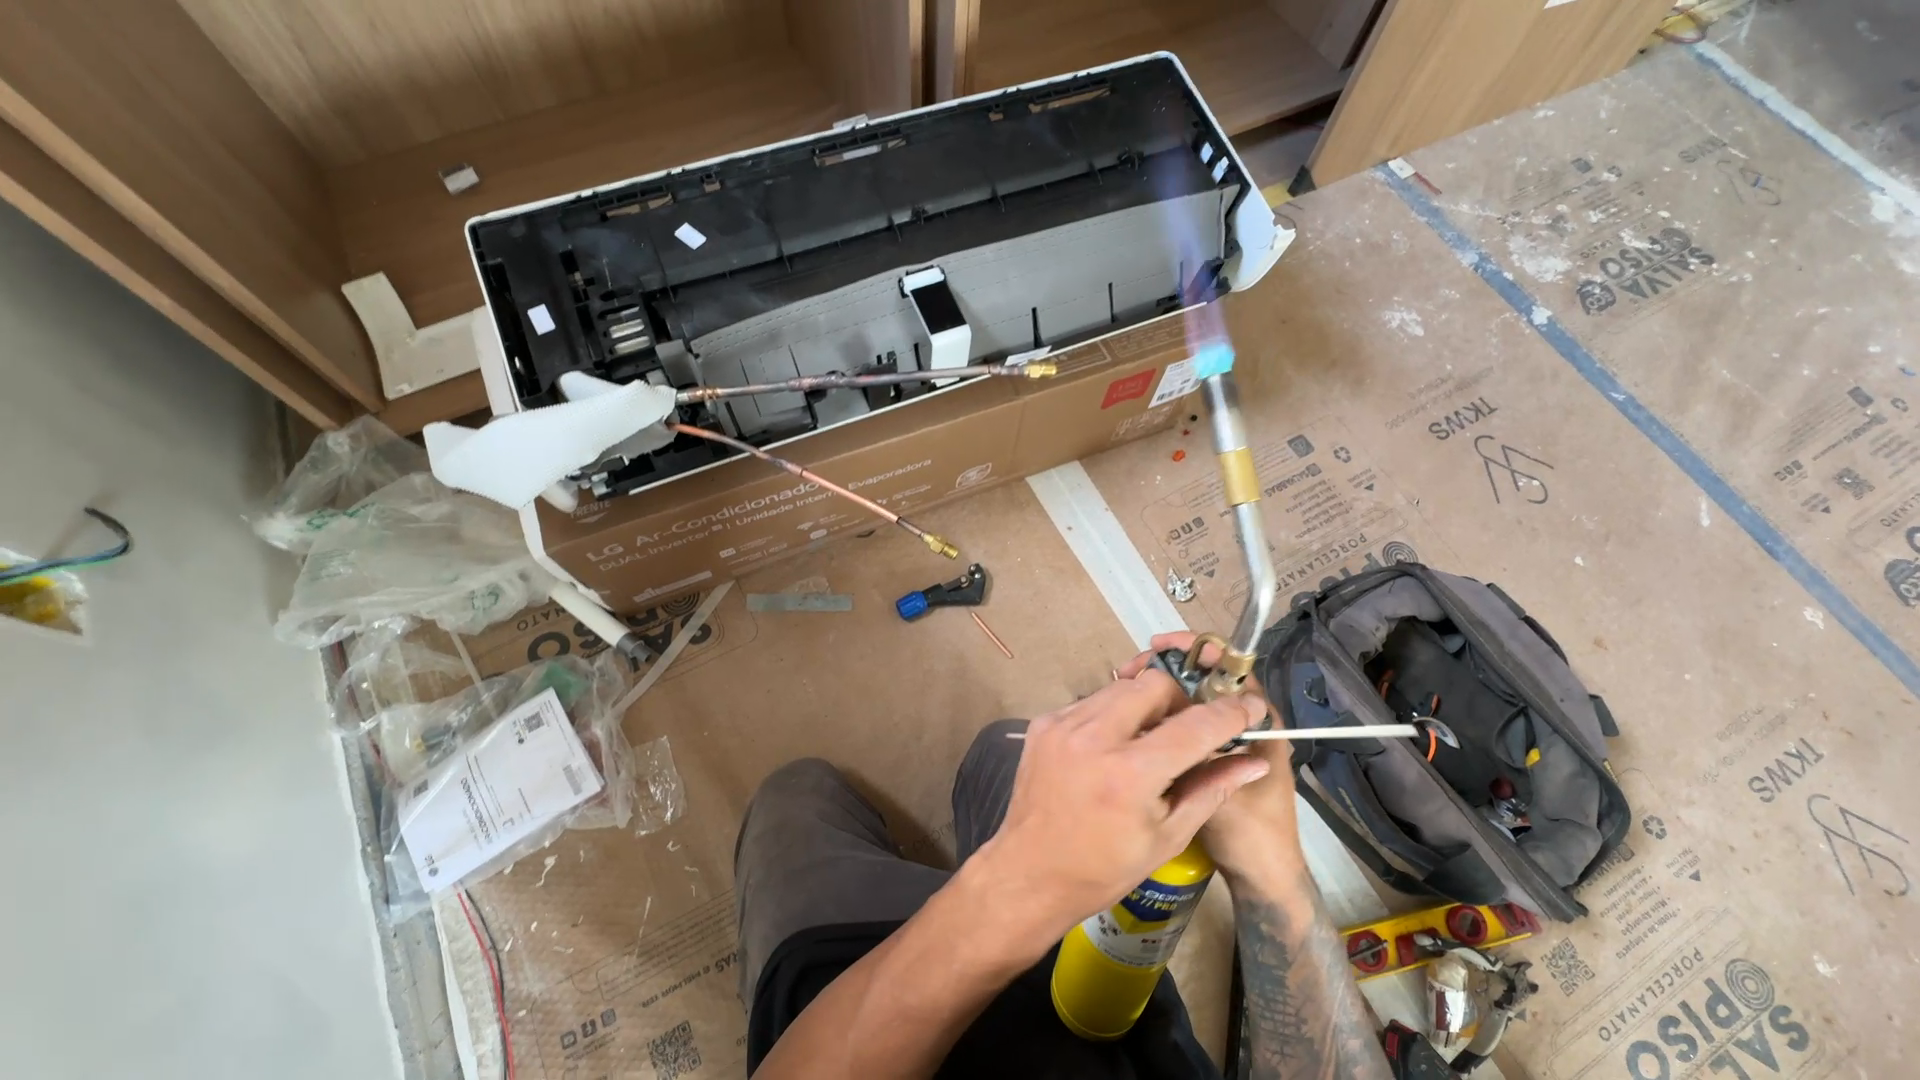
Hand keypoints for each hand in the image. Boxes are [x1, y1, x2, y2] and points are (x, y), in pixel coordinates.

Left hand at [969, 668, 1269, 952]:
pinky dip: (1113, 714)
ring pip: (1121, 687)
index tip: (1250, 708)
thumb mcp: (1167, 836)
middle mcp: (1094, 737)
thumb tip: (1255, 761)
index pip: (1195, 725)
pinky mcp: (1044, 723)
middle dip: (1181, 701)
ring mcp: (1063, 724)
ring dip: (1146, 705)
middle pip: (1155, 684)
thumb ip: (1211, 789)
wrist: (1030, 873)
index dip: (1231, 713)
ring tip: (1151, 739)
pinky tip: (1115, 746)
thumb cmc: (1104, 867)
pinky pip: (1091, 701)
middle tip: (1187, 730)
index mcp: (1130, 773)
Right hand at [1118, 634, 1308, 887]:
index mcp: (1260, 724)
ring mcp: (1225, 742)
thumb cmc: (1252, 835)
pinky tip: (1131, 720)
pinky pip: (1183, 725)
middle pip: (1206, 679)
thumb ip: (1203, 752)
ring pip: (1191, 702)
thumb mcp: (1225, 791)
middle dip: (1167, 668)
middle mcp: (1244, 725)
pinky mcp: (1209, 758)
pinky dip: (1159, 716)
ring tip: (1122, 689)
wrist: (1261, 879)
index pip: (1230, 668)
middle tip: (1127, 670)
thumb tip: (1165, 708)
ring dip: (1159, 691)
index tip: (1158, 647)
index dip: (1196, 650)